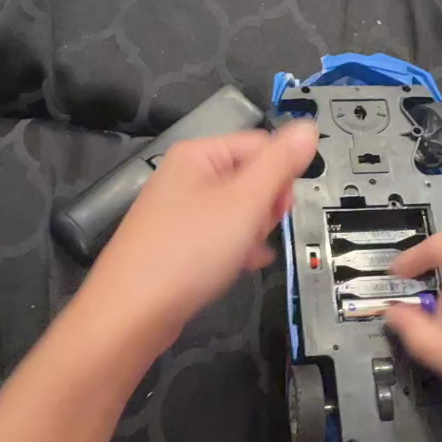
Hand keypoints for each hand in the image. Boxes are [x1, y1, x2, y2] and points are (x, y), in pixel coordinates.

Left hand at [72, 122, 318, 364]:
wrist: (133, 313)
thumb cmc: (189, 251)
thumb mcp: (245, 202)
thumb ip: (280, 163)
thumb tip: (308, 128)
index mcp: (198, 154)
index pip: (261, 145)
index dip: (281, 173)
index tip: (284, 205)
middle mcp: (186, 176)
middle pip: (250, 177)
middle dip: (266, 205)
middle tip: (259, 229)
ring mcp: (179, 211)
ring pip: (238, 210)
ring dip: (253, 229)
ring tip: (245, 252)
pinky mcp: (178, 242)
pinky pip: (220, 234)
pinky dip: (236, 247)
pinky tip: (241, 265)